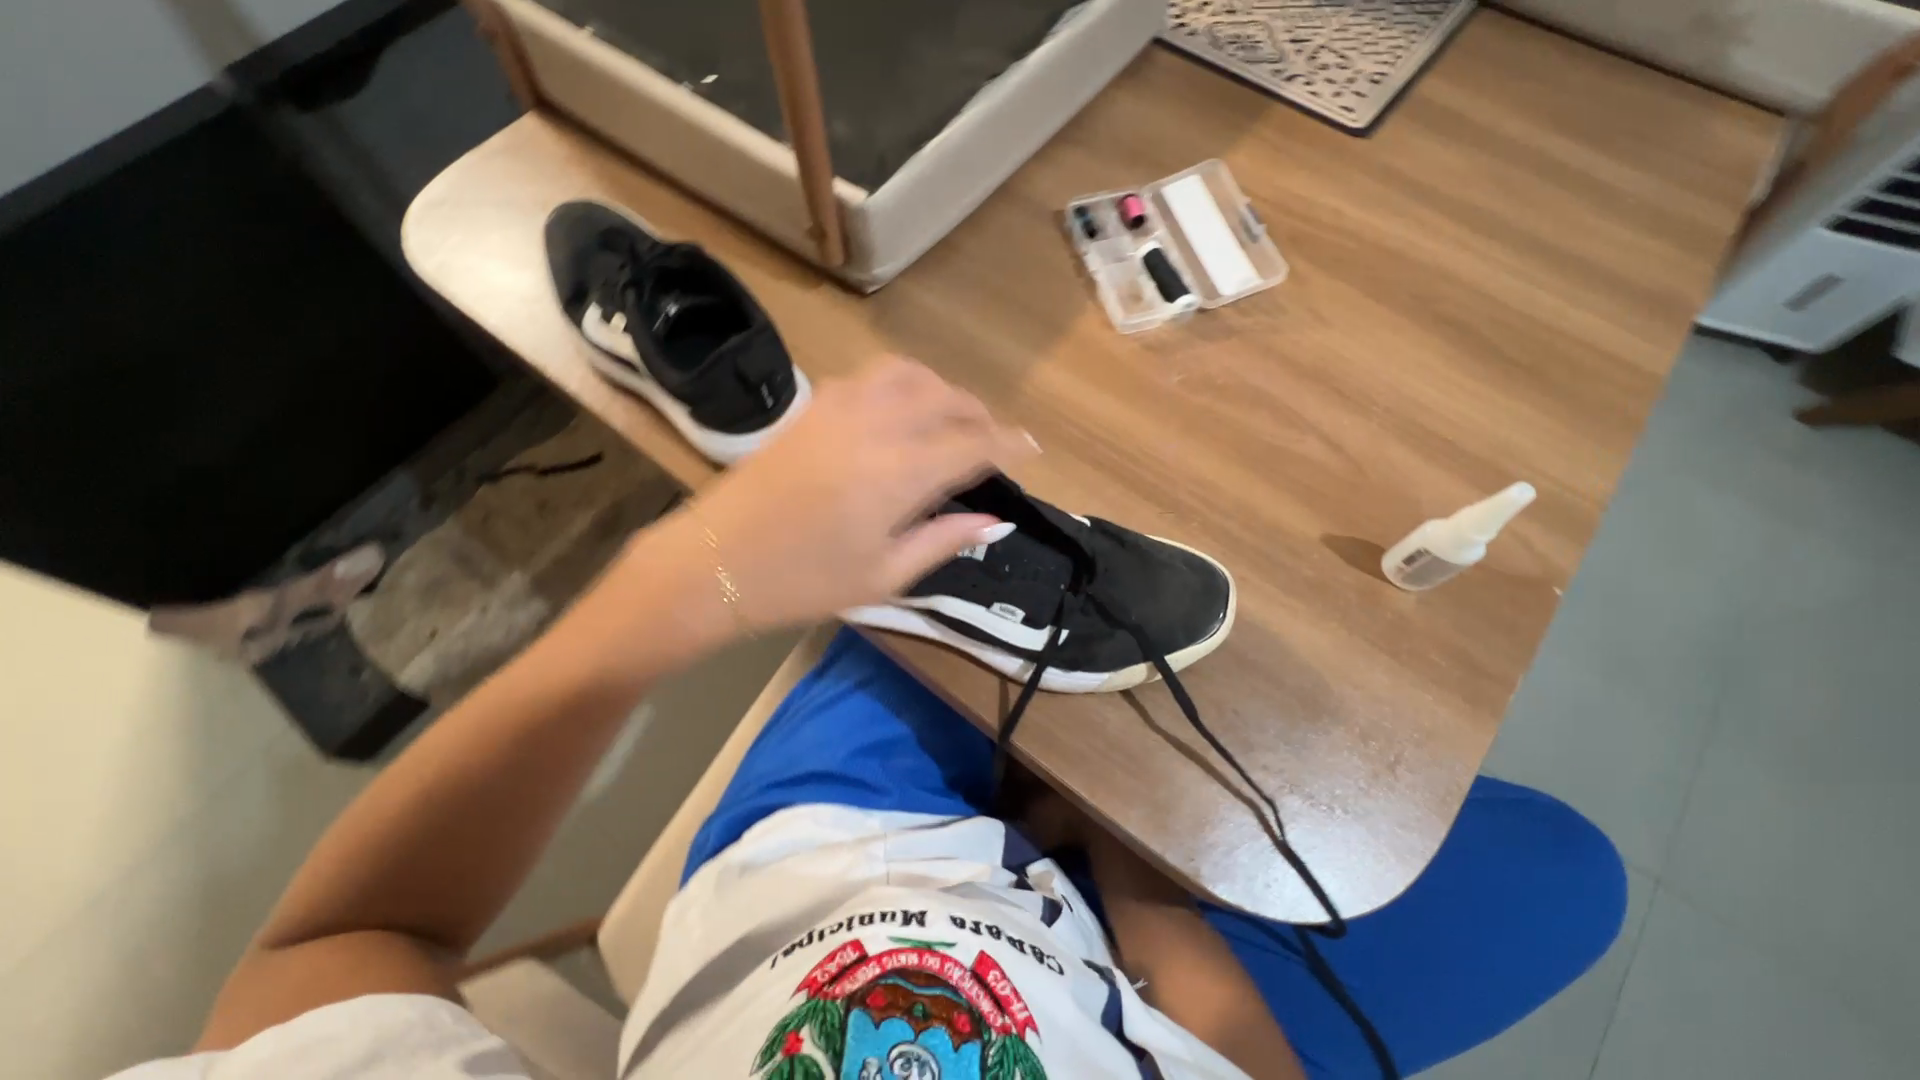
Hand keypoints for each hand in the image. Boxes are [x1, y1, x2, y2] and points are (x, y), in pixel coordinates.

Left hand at [658, 356, 1035, 631]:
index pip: (974, 443)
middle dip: (980, 416)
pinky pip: (873, 377)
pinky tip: (901, 413)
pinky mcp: (813, 407)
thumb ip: (943, 539)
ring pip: (910, 375)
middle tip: (993, 444)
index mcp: (901, 470)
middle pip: (948, 399)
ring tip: (951, 420)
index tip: (1032, 450)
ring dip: (942, 391)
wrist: (712, 562)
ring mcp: (841, 407)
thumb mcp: (884, 576)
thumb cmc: (802, 582)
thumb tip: (994, 521)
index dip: (1010, 444)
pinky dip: (903, 385)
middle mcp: (878, 424)